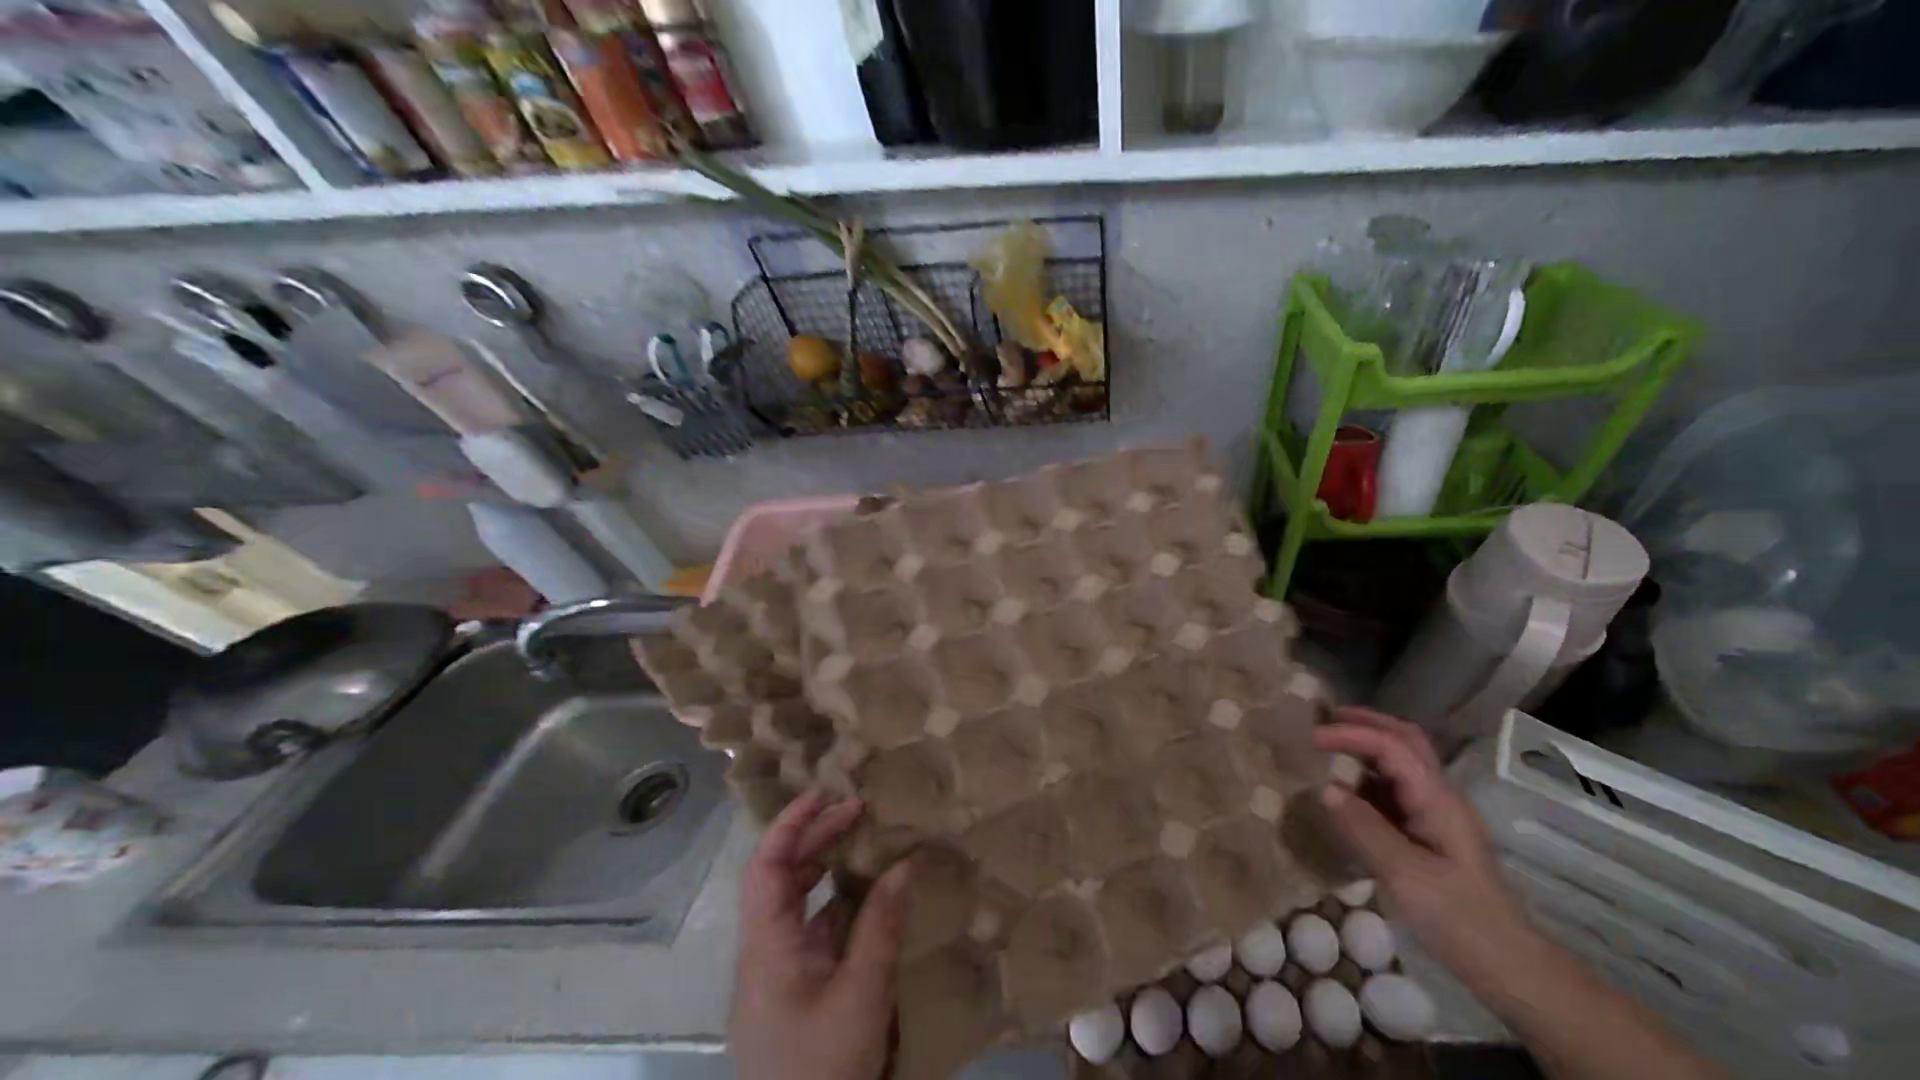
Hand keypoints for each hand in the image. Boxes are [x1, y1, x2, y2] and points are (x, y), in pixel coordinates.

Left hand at [731, 790, 912, 1079]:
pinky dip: (837, 907)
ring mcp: (777, 972)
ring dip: (825, 870)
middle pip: (780, 878)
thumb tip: (904, 863)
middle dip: (815, 839)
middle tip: (858, 812)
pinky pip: (812, 932)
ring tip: (864, 843)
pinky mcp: (794, 991)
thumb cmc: (823, 1064)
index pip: (765, 866)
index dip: (791, 824)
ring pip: (796, 904)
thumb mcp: (861, 994)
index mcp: (766, 946)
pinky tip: (869, 899)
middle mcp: (764, 951)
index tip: (827, 794)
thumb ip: (882, 925)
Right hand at [1313, 707, 1536, 980]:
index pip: (1392, 746)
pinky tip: (1343, 790)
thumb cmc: (1458, 918)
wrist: (1507, 965)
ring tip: (1325, 747)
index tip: (1311, 737)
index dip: (1351, 734)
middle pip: (1405, 740)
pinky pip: (1394, 790)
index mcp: (1437, 799)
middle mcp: (1439, 796)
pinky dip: (1366, 776)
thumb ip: (1364, 828)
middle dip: (1364, 723)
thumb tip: (1326, 789)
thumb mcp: (1405, 875)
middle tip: (1321, 720)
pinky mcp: (1428, 833)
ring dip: (1365, 746)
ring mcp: (1436, 814)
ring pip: (1401, 762)